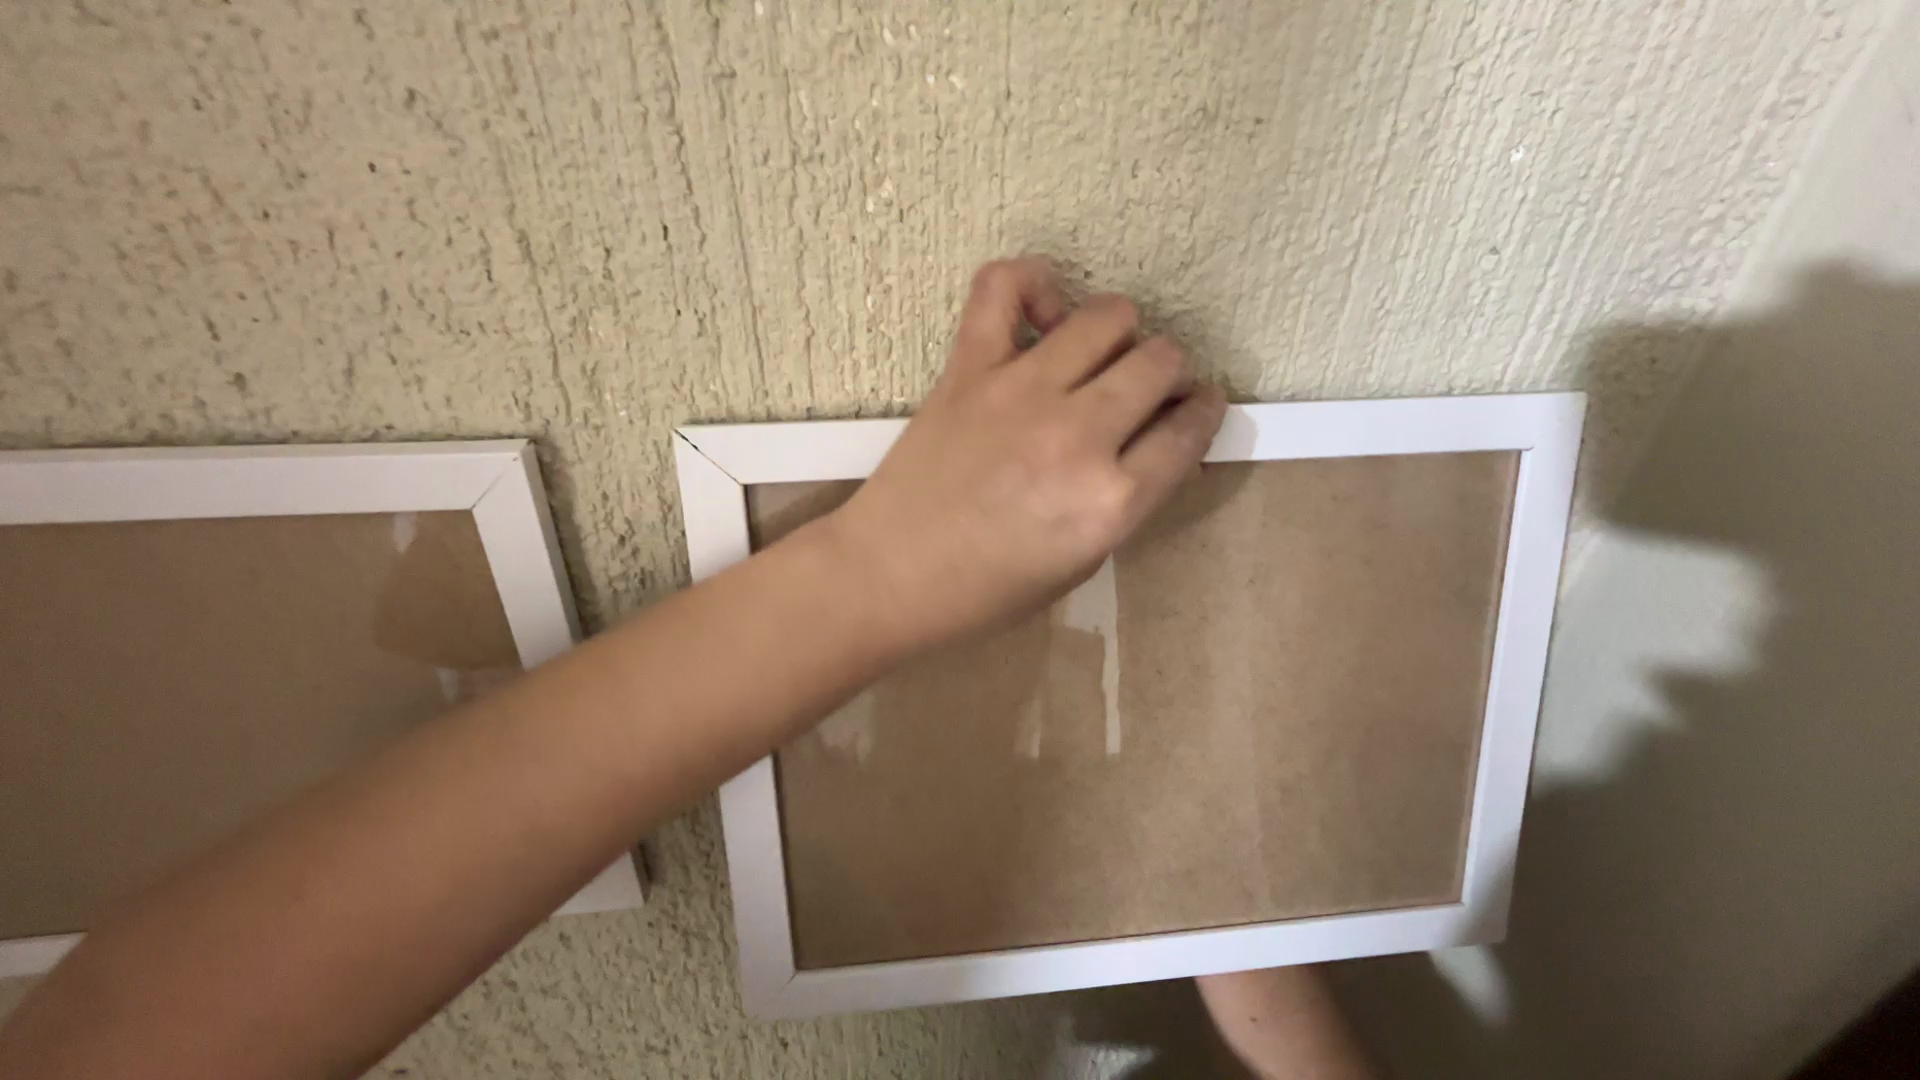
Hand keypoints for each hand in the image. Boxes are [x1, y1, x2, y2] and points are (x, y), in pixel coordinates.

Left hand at [819, 257, 1226, 653]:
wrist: (889, 576)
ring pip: (1107, 316)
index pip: (1188, 430)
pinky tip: (1042, 310)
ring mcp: (1021, 392)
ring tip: (1099, 353)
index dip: (1203, 411)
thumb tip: (1155, 443)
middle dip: (1170, 371)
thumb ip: (1125, 500)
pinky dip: (1032, 280)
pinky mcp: (968, 367)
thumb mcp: (1079, 564)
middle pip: (1160, 362)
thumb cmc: (985, 591)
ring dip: (1120, 330)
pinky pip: (1004, 285)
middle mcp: (1077, 436)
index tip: (1198, 403)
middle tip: (1148, 385)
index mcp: (1111, 501)